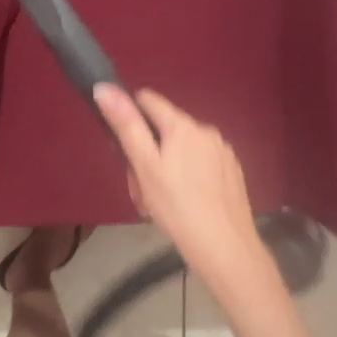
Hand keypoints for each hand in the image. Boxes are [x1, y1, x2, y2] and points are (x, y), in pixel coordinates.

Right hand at [94, 84, 264, 284]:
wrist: (226, 248)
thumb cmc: (177, 207)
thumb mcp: (144, 166)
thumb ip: (126, 125)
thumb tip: (103, 87)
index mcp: (183, 125)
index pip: (147, 100)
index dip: (129, 118)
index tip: (124, 149)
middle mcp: (206, 130)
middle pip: (164, 128)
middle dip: (147, 152)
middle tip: (140, 188)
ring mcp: (223, 151)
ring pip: (182, 148)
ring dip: (165, 167)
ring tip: (159, 203)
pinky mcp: (232, 172)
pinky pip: (200, 164)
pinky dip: (187, 177)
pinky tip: (184, 204)